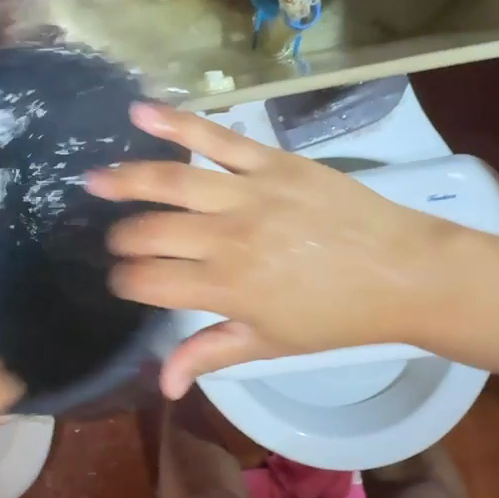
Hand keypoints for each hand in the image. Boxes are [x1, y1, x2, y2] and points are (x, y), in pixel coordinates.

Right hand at [87, 103, 461, 397]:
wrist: (404, 272)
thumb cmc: (337, 316)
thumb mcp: (270, 343)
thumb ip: (209, 353)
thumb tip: (163, 384)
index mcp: (225, 288)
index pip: (148, 281)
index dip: (124, 282)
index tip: (122, 280)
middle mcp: (227, 239)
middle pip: (149, 232)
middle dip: (121, 239)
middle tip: (117, 240)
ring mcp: (248, 195)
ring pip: (170, 182)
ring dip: (125, 181)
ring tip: (94, 180)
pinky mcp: (270, 162)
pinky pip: (216, 139)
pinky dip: (176, 123)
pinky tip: (138, 113)